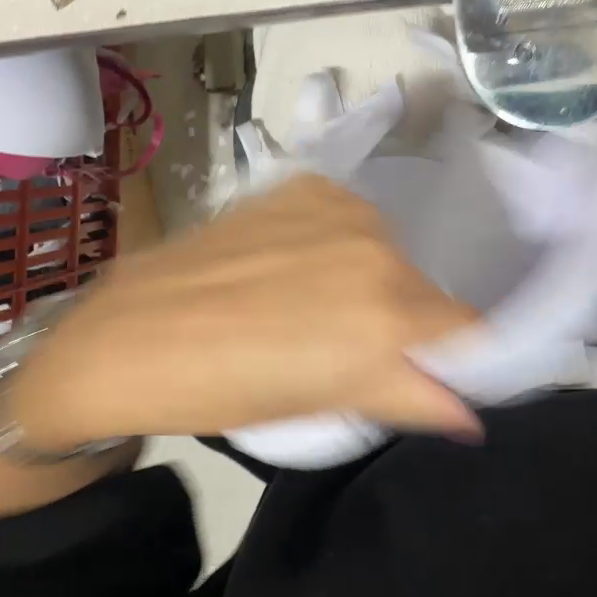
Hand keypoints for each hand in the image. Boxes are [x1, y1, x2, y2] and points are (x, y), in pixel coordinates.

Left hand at [10, 175, 481, 449]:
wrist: (128, 337)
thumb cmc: (225, 391)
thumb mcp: (323, 406)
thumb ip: (410, 397)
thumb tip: (467, 410)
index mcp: (389, 314)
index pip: (469, 328)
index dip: (457, 354)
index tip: (434, 368)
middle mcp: (380, 250)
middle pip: (427, 291)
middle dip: (406, 323)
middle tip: (353, 348)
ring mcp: (344, 209)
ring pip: (390, 253)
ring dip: (372, 279)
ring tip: (312, 305)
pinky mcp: (311, 185)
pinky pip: (352, 219)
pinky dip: (337, 243)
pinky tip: (291, 265)